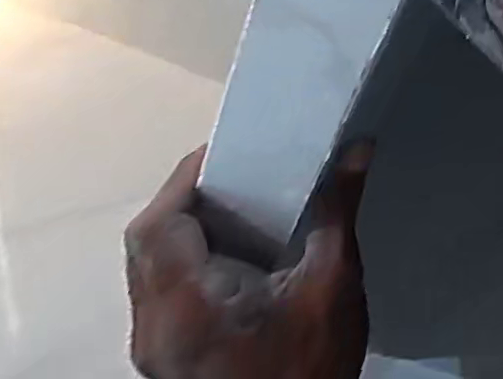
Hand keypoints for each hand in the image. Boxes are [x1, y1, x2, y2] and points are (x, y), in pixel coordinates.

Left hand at [124, 142, 373, 378]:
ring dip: (188, 223)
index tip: (230, 146)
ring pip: (150, 265)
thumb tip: (357, 147)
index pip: (156, 228)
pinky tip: (240, 242)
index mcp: (184, 307)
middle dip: (188, 195)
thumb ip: (337, 210)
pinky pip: (165, 286)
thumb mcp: (333, 282)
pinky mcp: (169, 353)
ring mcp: (155, 345)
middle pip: (146, 244)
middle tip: (242, 163)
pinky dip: (193, 251)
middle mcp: (153, 326)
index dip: (184, 179)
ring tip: (244, 192)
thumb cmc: (308, 365)